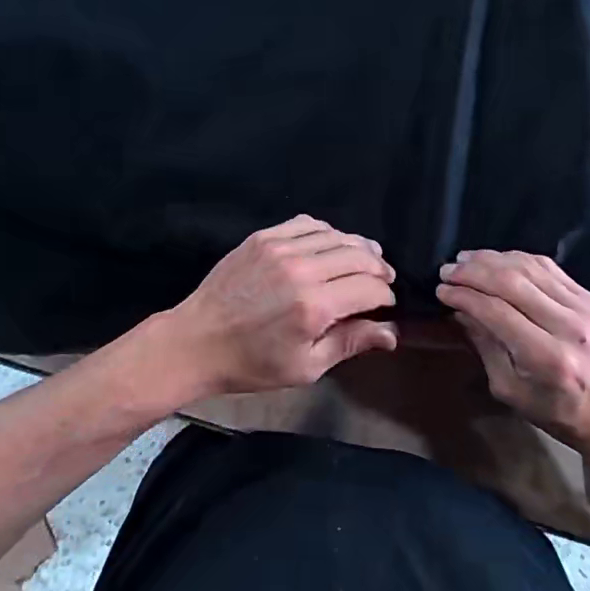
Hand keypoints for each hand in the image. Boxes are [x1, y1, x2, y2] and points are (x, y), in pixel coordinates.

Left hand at [167, 215, 398, 394]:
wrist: (197, 342)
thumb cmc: (252, 363)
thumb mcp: (306, 367)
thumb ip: (350, 343)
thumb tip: (392, 334)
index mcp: (314, 307)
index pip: (369, 288)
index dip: (385, 295)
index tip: (385, 303)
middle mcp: (302, 269)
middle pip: (359, 255)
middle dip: (379, 267)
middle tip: (383, 278)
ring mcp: (281, 247)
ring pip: (337, 235)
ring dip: (358, 246)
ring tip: (365, 258)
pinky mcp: (264, 237)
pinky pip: (307, 223)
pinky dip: (327, 232)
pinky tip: (331, 244)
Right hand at [436, 249, 589, 451]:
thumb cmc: (555, 410)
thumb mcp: (510, 390)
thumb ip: (485, 345)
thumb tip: (460, 309)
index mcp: (547, 357)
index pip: (497, 311)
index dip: (465, 296)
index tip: (441, 290)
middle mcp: (567, 325)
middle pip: (512, 282)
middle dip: (473, 272)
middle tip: (447, 270)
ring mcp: (581, 306)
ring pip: (528, 267)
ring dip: (492, 259)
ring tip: (465, 259)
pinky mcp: (588, 296)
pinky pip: (547, 266)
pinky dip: (517, 258)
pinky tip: (496, 259)